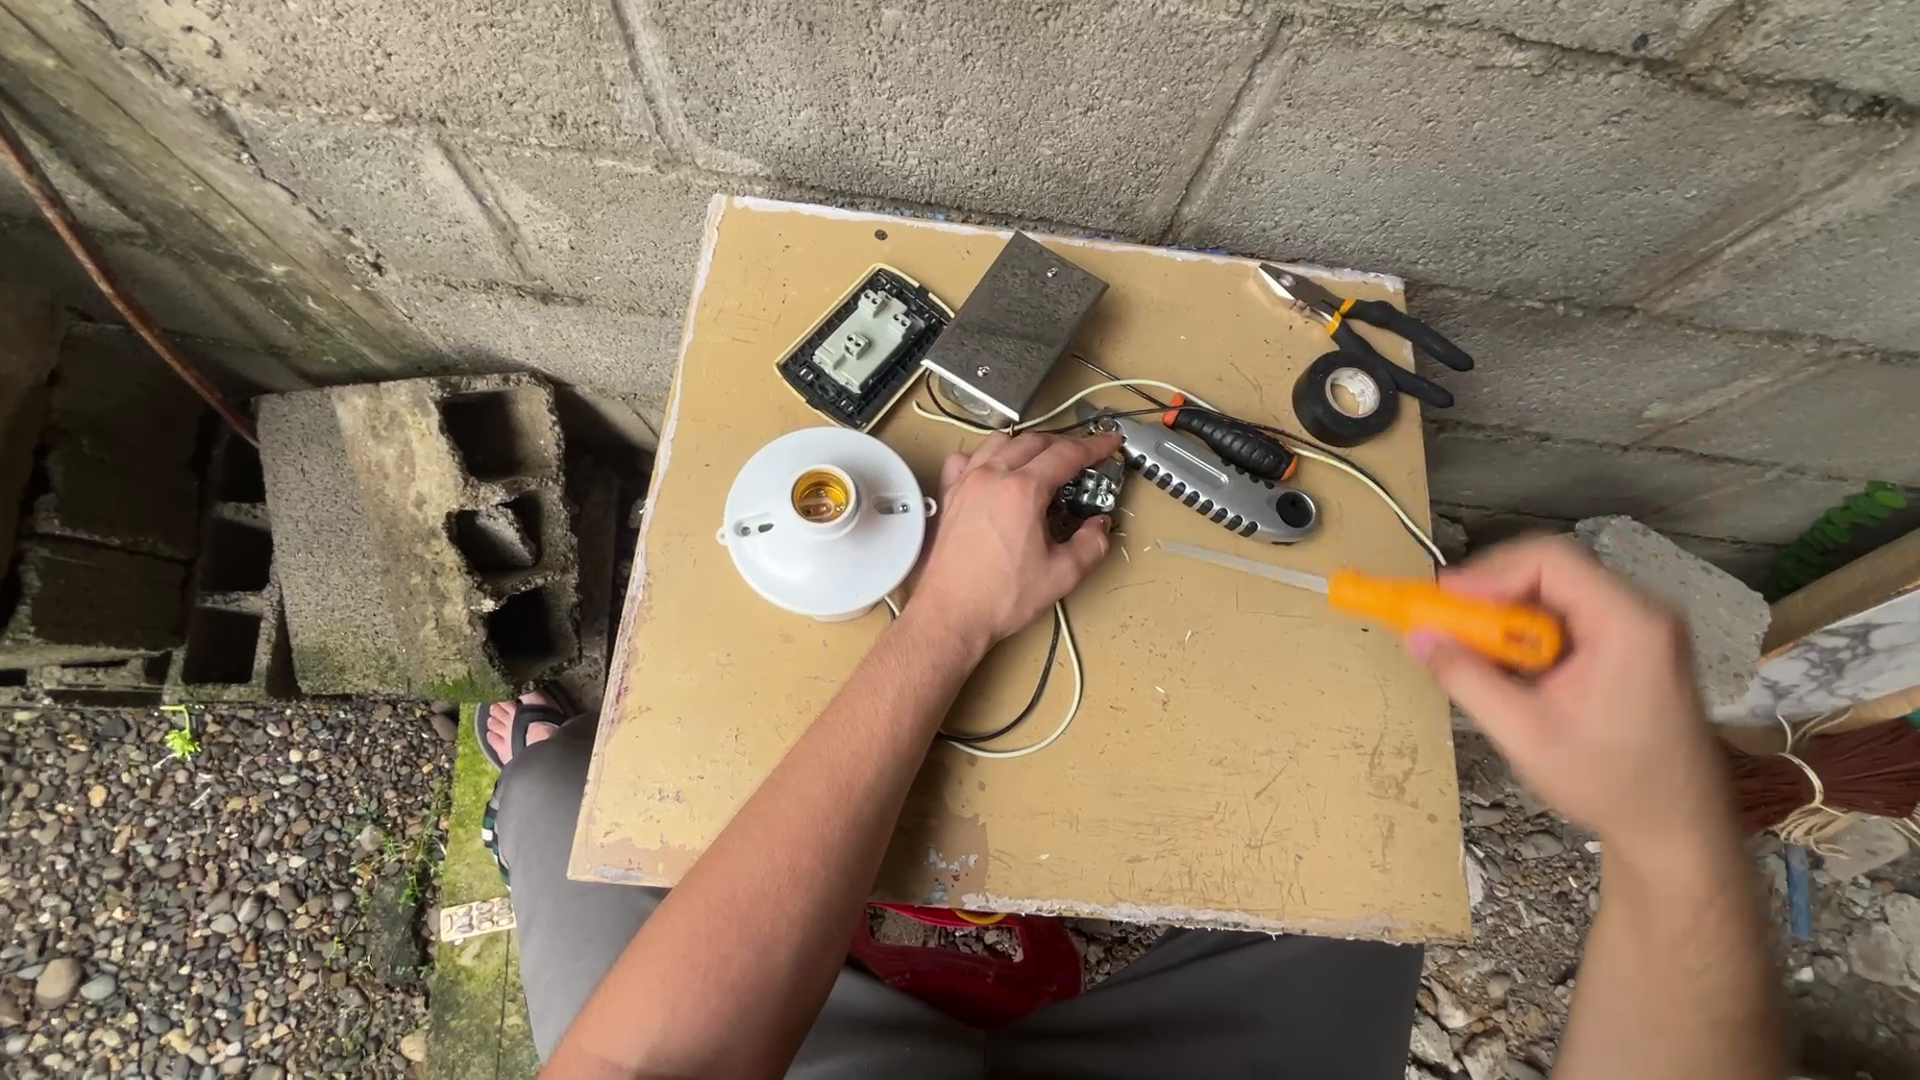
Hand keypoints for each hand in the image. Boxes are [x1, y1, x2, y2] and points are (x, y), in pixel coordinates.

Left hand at [910, 430, 1124, 651]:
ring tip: (1042, 460)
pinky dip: (984, 456)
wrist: (951, 614)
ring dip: (1026, 444)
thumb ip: (1090, 544)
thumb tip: (1099, 527)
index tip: (1108, 444)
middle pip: (1034, 442)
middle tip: (1082, 458)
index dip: (1094, 446)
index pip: (1066, 454)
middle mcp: (991, 478)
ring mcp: (966, 484)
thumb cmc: (998, 597)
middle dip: (1063, 444)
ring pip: (999, 443)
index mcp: (1022, 490)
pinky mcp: (949, 498)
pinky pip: (965, 460)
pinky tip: (994, 470)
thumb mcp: (1062, 575)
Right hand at [1406, 536, 1733, 857]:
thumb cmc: (1606, 781)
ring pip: (1556, 591)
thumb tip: (1416, 635)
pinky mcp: (1634, 647)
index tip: (1443, 603)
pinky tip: (1508, 665)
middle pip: (1551, 570)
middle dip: (1490, 592)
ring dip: (1505, 612)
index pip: (1549, 560)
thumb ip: (1464, 678)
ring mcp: (1642, 629)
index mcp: (1627, 624)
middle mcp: (1642, 613)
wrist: (1677, 830)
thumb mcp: (1521, 732)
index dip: (1487, 573)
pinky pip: (1568, 614)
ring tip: (1472, 648)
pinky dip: (1526, 629)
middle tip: (1448, 623)